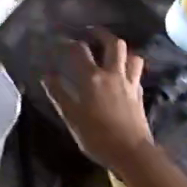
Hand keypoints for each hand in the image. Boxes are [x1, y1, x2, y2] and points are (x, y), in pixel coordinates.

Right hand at [43, 31, 152, 165]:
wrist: (132, 153)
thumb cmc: (97, 136)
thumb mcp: (71, 116)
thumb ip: (58, 93)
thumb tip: (46, 75)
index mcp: (92, 78)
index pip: (79, 50)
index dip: (69, 42)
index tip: (60, 41)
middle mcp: (112, 74)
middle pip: (113, 44)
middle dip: (101, 34)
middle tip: (90, 32)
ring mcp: (129, 83)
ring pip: (131, 55)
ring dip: (120, 49)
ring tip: (110, 51)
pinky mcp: (139, 93)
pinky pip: (137, 71)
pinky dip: (129, 65)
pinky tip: (122, 72)